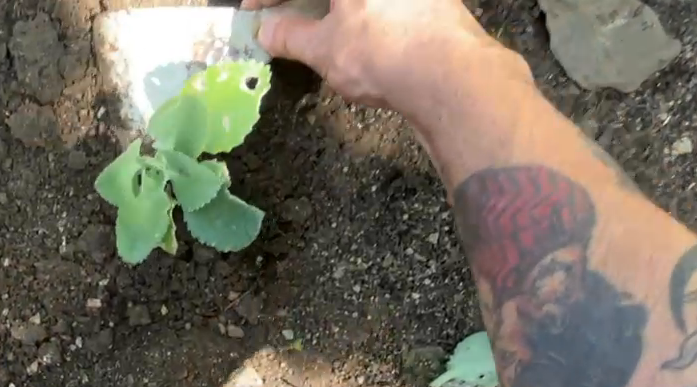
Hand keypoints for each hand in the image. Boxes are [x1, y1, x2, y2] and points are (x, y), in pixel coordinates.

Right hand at [247, 0, 527, 122]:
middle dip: (299, 1)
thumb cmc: (380, 52)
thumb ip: (291, 34)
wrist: (446, 70)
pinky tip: (348, 27)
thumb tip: (266, 30)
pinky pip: (376, 2)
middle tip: (279, 14)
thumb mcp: (324, 48)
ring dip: (326, 6)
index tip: (250, 8)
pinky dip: (355, 9)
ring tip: (310, 24)